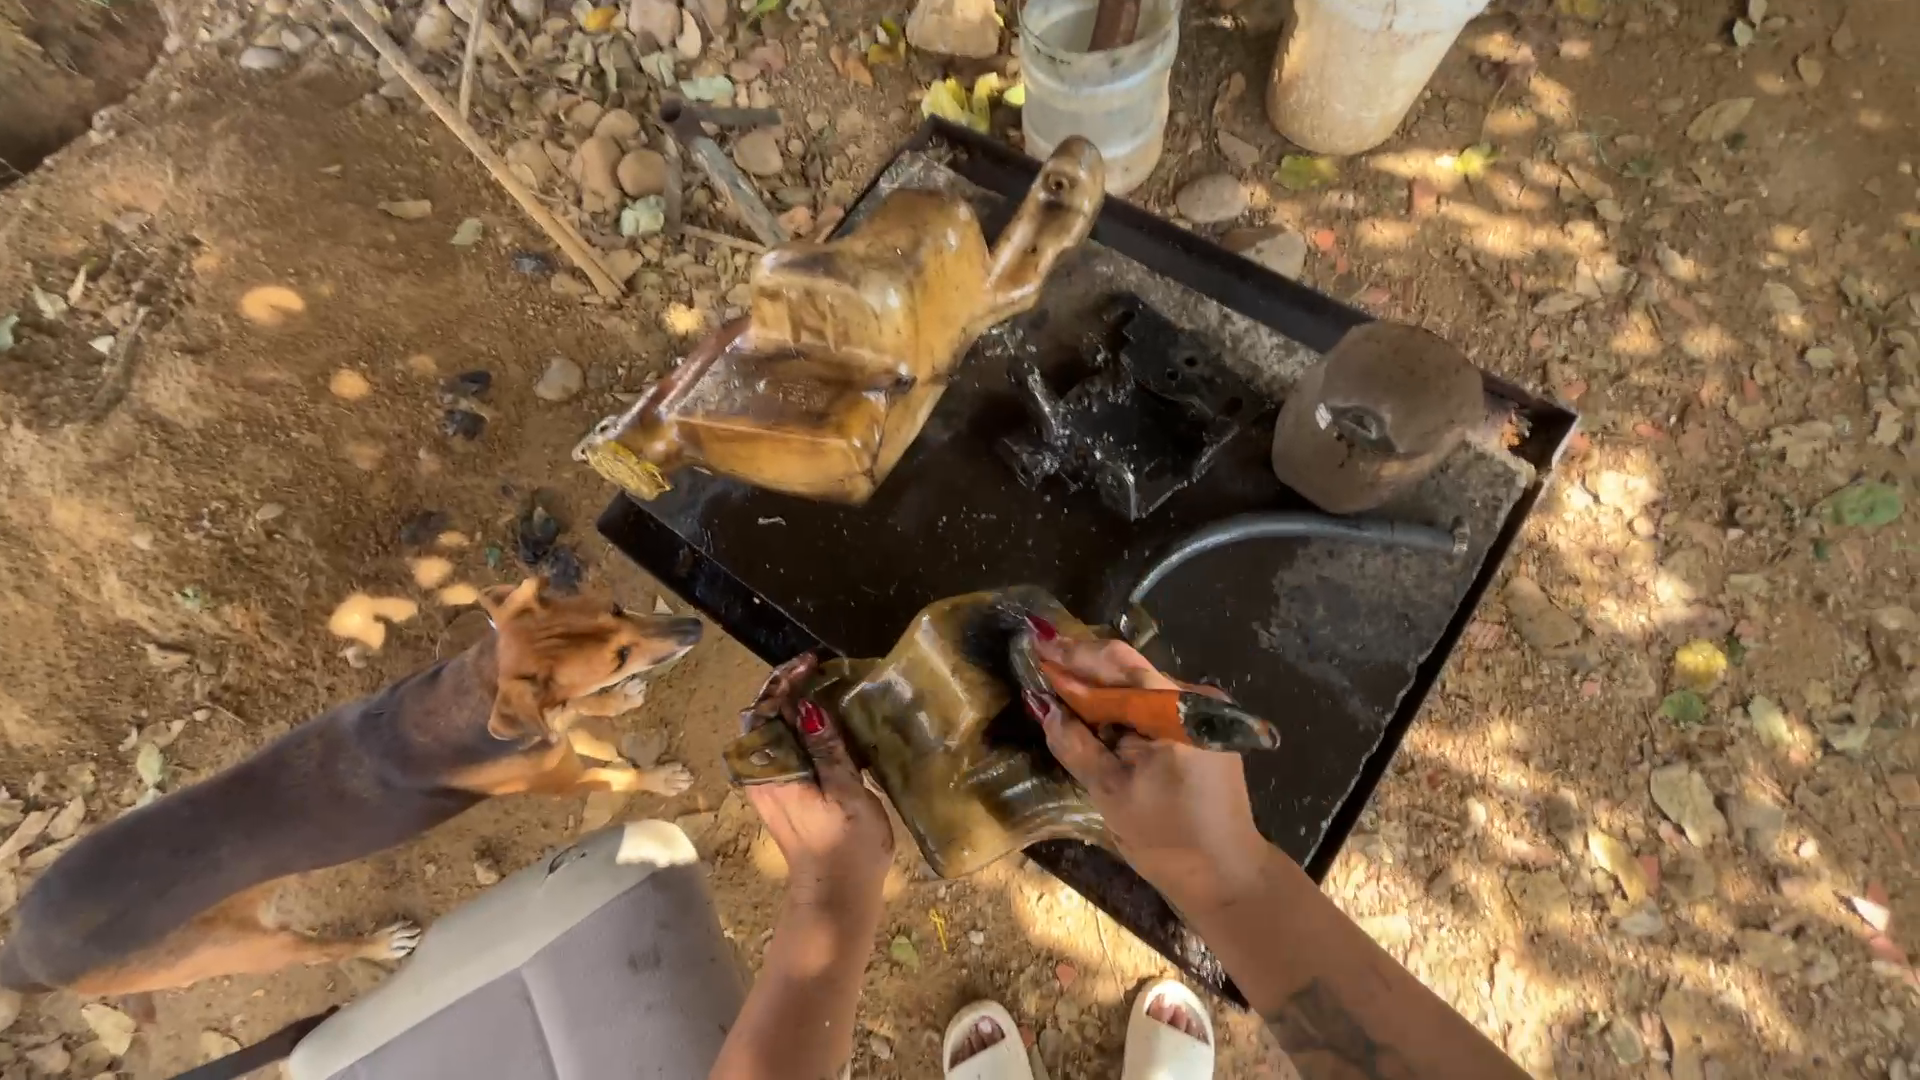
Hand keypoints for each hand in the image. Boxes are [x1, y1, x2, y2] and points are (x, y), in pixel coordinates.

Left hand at [737, 654, 894, 905]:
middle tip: (823, 669)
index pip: (764, 710)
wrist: (836, 896)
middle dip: (789, 687)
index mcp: (773, 771)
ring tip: (830, 686)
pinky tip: (833, 721)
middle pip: (765, 716)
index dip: (784, 681)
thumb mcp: (845, 793)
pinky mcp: (787, 791)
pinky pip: (788, 746)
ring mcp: (773, 783)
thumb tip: (812, 708)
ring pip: (776, 730)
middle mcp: (765, 772)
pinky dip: (805, 726)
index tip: (812, 663)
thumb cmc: (845, 847)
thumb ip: (828, 749)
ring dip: (797, 704)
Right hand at [1025, 634, 1271, 914]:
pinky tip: (1094, 715)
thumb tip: (1044, 707)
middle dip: (1083, 668)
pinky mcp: (1204, 728)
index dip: (1073, 653)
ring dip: (1101, 689)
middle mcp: (1196, 698)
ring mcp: (1205, 712)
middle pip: (1129, 670)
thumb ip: (1074, 743)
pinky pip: (1153, 705)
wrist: (1228, 876)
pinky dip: (1122, 707)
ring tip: (1060, 688)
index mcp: (1178, 710)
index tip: (1038, 644)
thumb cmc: (1167, 839)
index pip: (1118, 664)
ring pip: (1140, 686)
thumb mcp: (1110, 791)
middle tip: (1042, 663)